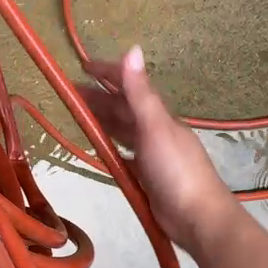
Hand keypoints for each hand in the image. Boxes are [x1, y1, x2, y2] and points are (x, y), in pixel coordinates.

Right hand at [79, 46, 240, 250]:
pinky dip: (107, 143)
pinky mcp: (145, 174)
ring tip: (76, 112)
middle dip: (97, 95)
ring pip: (120, 128)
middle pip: (122, 106)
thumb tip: (132, 49)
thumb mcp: (155, 126)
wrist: (198, 219)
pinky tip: (96, 145)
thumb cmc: (176, 169)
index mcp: (158, 115)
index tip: (82, 66)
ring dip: (100, 117)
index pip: (130, 85)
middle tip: (68, 90)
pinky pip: (121, 151)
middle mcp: (154, 129)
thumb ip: (139, 91)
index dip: (108, 73)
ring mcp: (150, 152)